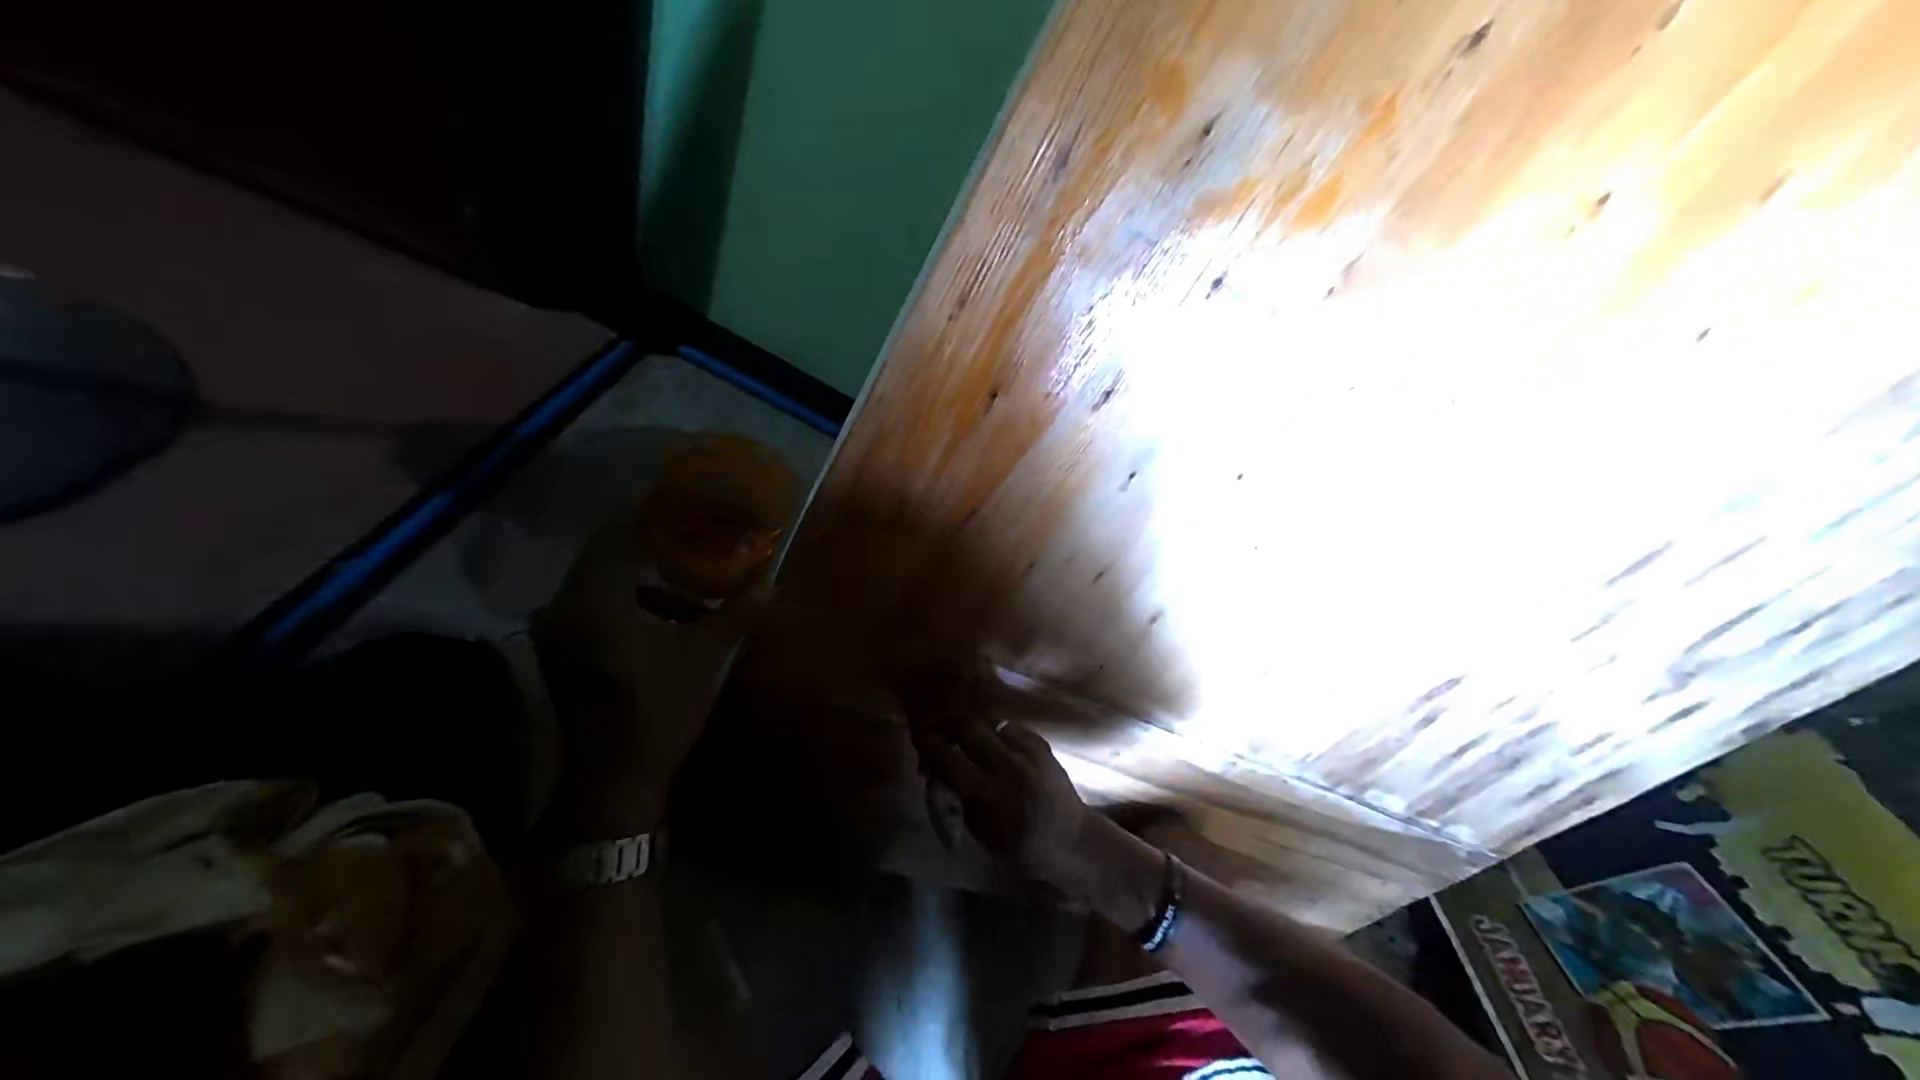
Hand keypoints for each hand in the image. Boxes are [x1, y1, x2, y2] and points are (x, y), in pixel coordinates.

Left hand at [533, 504, 766, 832]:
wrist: (612, 780)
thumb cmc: (658, 710)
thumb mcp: (704, 657)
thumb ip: (735, 614)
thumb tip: (771, 580)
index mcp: (597, 602)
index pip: (615, 534)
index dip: (647, 513)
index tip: (679, 499)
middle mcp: (567, 607)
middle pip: (608, 556)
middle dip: (651, 544)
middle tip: (693, 534)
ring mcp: (559, 631)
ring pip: (604, 585)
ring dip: (646, 580)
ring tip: (691, 583)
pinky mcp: (564, 651)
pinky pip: (598, 609)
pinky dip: (633, 605)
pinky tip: (671, 620)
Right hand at [914, 714, 1103, 896]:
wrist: (1075, 845)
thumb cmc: (1023, 853)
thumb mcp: (983, 835)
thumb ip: (960, 802)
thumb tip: (939, 776)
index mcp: (985, 795)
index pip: (946, 757)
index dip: (929, 746)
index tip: (921, 742)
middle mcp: (1005, 767)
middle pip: (968, 728)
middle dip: (953, 730)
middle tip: (947, 737)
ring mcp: (1028, 754)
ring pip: (992, 723)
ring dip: (980, 731)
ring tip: (975, 741)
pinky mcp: (1044, 749)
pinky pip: (1015, 729)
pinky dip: (1004, 734)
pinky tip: (1002, 746)